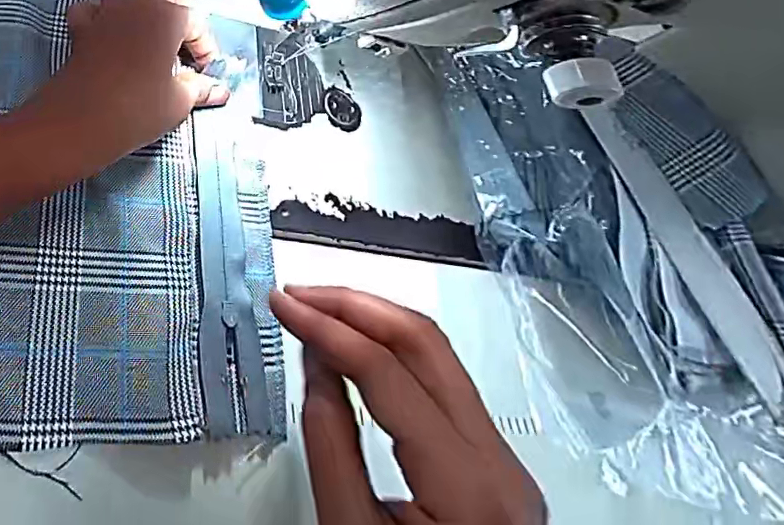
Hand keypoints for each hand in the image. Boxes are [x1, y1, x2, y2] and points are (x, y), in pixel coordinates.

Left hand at [15, 0, 228, 175]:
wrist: (82, 118)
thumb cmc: (137, 107)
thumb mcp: (177, 101)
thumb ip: (198, 88)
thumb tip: (217, 89)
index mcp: (167, 15)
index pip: (196, 20)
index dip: (204, 45)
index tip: (203, 70)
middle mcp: (136, 4)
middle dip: (178, 9)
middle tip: (182, 43)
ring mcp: (106, 12)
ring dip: (141, 3)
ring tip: (149, 32)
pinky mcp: (81, 27)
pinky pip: (92, 8)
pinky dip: (101, 15)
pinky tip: (109, 34)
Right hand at [271, 286, 543, 524]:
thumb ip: (329, 439)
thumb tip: (313, 355)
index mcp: (470, 489)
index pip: (386, 372)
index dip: (325, 326)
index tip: (280, 303)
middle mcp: (500, 463)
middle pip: (424, 342)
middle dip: (352, 304)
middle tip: (296, 295)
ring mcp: (503, 458)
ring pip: (436, 350)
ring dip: (369, 316)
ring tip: (315, 307)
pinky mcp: (492, 458)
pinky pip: (438, 376)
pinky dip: (387, 344)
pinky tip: (350, 340)